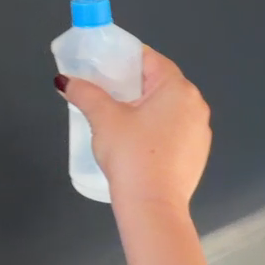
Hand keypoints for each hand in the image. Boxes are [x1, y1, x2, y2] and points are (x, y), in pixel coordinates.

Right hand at [59, 47, 210, 212]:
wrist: (152, 206)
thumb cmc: (131, 153)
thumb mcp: (102, 118)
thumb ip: (84, 93)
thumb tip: (64, 81)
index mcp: (178, 89)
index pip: (150, 59)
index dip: (124, 57)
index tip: (103, 63)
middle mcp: (196, 106)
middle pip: (159, 82)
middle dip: (132, 82)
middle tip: (104, 88)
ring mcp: (200, 132)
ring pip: (167, 107)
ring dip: (144, 106)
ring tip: (116, 114)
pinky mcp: (197, 154)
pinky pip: (174, 128)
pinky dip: (155, 126)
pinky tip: (135, 140)